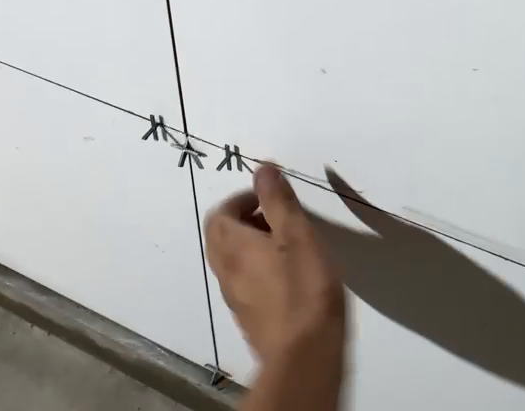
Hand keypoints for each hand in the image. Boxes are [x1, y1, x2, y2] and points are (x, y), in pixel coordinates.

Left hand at [205, 163, 348, 367]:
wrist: (306, 354)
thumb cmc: (303, 286)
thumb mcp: (297, 233)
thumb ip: (278, 200)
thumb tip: (261, 168)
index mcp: (233, 248)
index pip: (218, 214)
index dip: (241, 199)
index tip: (269, 197)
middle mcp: (227, 273)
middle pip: (220, 237)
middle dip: (244, 219)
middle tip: (276, 216)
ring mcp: (236, 299)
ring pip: (232, 261)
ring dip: (252, 243)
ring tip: (288, 242)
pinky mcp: (251, 318)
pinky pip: (244, 281)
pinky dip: (258, 266)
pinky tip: (290, 273)